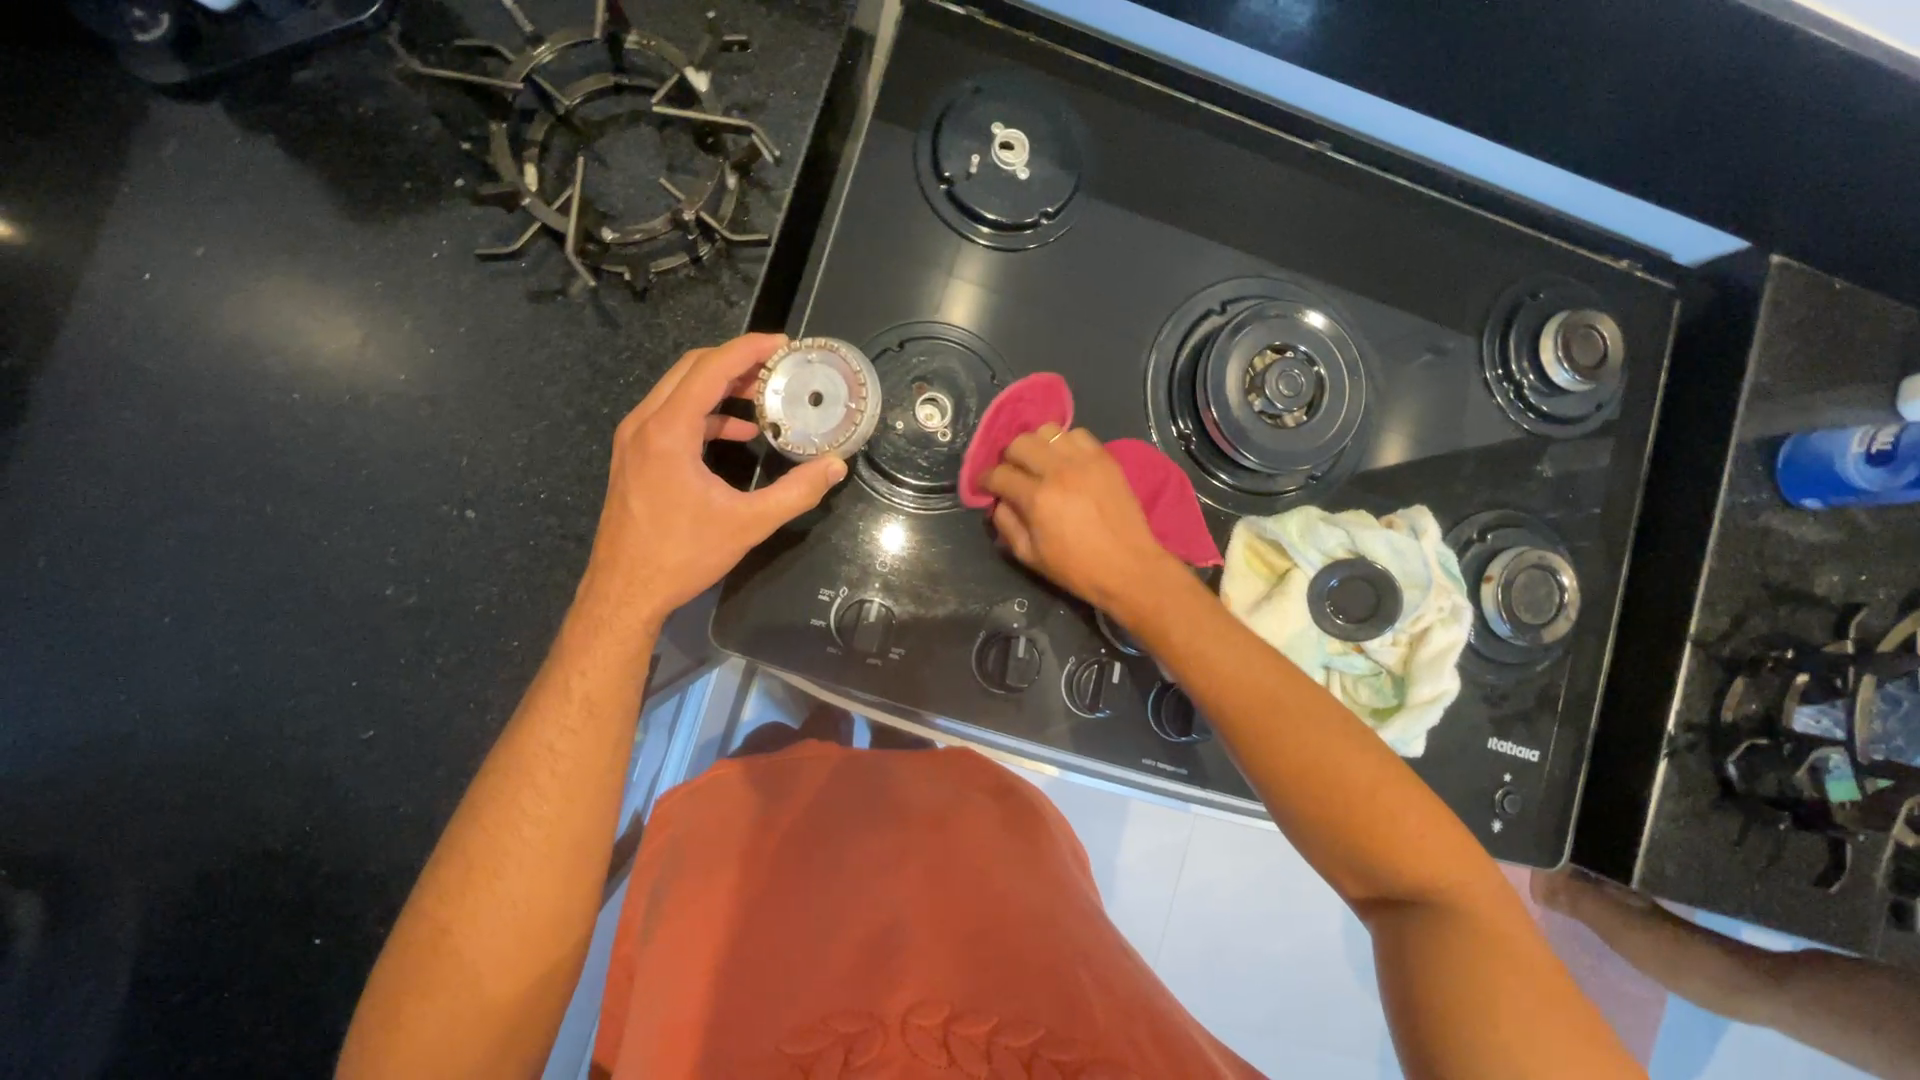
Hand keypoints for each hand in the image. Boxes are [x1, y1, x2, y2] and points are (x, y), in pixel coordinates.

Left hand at [578, 333, 846, 632]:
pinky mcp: (634, 456)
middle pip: (691, 369)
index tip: (784, 344)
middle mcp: (645, 424)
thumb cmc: (682, 556)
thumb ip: (796, 492)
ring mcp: (634, 439)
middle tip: (779, 368)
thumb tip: (835, 466)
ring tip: (764, 397)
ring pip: (679, 390)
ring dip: (721, 387)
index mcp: (668, 431)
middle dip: (737, 362)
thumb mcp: (748, 524)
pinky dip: (706, 413)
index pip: (711, 368)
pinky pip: (672, 415)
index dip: (749, 349)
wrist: (624, 591)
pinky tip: (737, 433)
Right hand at [980, 423, 1185, 616]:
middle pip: (1019, 443)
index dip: (986, 480)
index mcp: (1037, 498)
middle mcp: (1058, 471)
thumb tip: (998, 502)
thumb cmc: (1077, 569)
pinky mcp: (1105, 459)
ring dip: (1037, 445)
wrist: (1129, 567)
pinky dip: (1065, 443)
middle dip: (1008, 458)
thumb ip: (1006, 525)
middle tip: (1013, 474)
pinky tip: (1066, 461)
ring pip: (1047, 431)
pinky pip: (1078, 434)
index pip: (999, 474)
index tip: (986, 486)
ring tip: (1040, 463)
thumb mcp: (1030, 556)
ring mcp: (1085, 461)